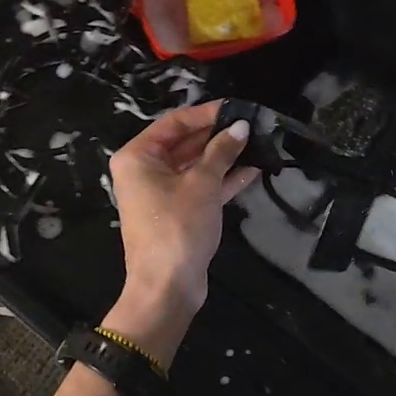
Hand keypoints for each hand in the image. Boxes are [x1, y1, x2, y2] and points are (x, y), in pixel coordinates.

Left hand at [106, 102, 259, 324]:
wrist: (167, 288)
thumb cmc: (177, 226)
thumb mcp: (202, 184)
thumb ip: (221, 151)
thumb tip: (241, 126)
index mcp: (137, 157)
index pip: (174, 123)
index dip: (206, 114)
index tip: (236, 107)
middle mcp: (144, 170)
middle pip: (184, 142)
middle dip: (217, 135)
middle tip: (250, 124)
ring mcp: (161, 193)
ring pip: (195, 165)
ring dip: (223, 156)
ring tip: (257, 142)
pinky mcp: (178, 212)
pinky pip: (200, 187)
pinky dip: (223, 179)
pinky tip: (252, 169)